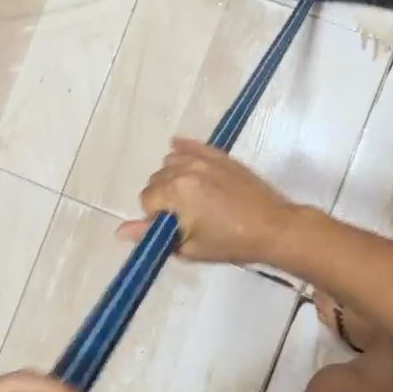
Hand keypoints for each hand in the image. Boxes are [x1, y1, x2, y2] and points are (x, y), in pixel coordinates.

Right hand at [117, 138, 301, 264]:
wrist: (273, 227)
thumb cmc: (231, 243)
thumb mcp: (189, 247)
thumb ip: (151, 235)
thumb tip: (119, 231)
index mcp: (176, 192)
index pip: (147, 201)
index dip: (156, 218)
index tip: (173, 229)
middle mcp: (186, 168)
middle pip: (157, 180)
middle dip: (163, 198)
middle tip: (185, 218)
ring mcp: (204, 159)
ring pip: (171, 162)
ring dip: (173, 177)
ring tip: (191, 197)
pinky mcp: (220, 155)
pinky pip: (191, 145)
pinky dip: (182, 148)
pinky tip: (178, 149)